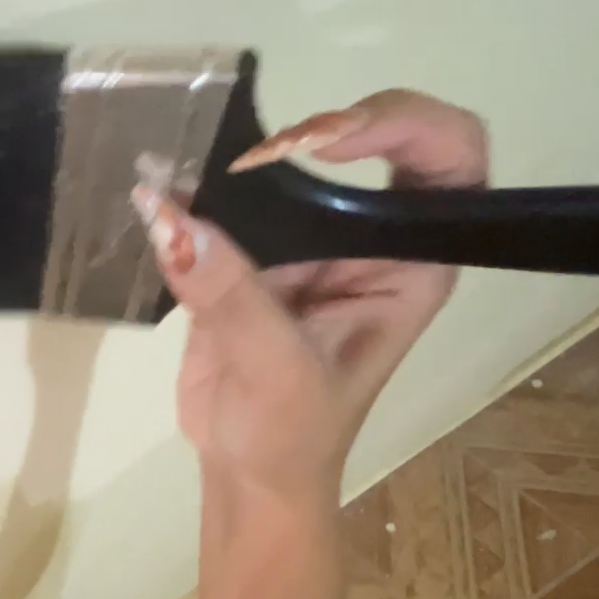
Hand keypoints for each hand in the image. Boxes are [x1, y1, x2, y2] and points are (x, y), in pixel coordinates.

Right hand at [136, 90, 489, 498]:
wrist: (244, 473)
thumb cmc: (291, 434)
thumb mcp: (275, 367)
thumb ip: (230, 294)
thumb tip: (169, 220)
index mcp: (408, 261)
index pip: (439, 159)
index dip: (399, 125)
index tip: (320, 142)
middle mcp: (361, 244)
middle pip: (352, 153)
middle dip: (301, 140)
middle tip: (242, 161)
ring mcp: (299, 255)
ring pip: (275, 186)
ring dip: (233, 171)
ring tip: (182, 167)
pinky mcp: (242, 271)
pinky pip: (220, 222)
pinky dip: (189, 206)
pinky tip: (159, 198)